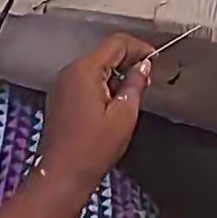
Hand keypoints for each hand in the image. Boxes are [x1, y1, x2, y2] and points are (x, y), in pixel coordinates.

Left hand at [40, 33, 157, 189]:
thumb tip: (143, 66)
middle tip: (148, 77)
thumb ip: (135, 84)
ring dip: (116, 73)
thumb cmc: (94, 147)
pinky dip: (102, 83)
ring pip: (95, 66)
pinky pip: (85, 79)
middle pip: (104, 53)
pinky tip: (114, 101)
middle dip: (128, 60)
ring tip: (134, 91)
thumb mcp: (124, 115)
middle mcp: (70, 70)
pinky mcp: (60, 96)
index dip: (139, 47)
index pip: (116, 43)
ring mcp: (62, 83)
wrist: (62, 175)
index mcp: (85, 70)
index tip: (156, 59)